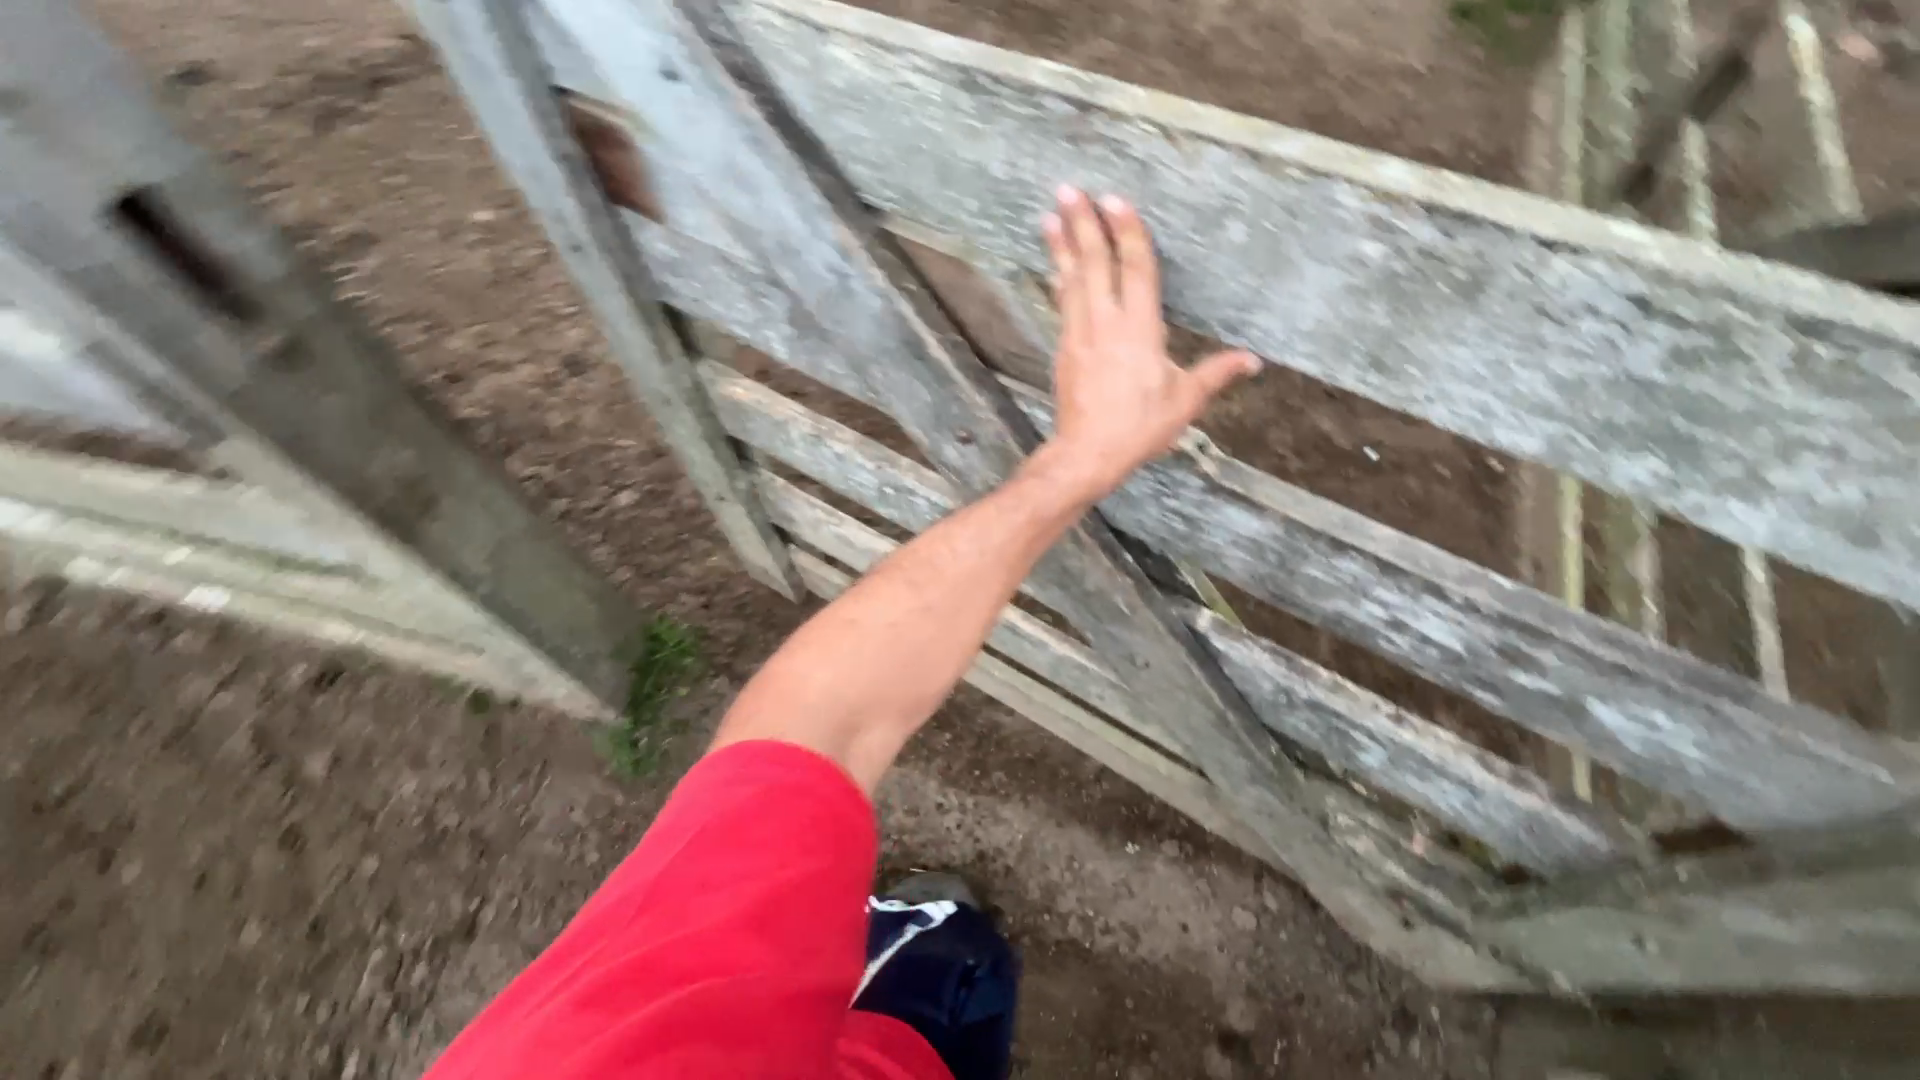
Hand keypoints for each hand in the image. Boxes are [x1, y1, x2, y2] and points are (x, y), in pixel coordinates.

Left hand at [1036, 185, 1258, 501]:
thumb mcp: (1185, 400)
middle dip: (1082, 223)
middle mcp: (1106, 322)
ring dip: (1061, 244)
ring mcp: (1080, 334)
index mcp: (1141, 328)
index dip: (1127, 230)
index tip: (1114, 199)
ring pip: (1071, 279)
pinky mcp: (1064, 349)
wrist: (1088, 452)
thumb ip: (1216, 373)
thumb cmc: (1139, 427)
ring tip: (1051, 214)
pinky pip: (1062, 303)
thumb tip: (1252, 361)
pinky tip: (1055, 266)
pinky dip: (1058, 279)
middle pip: (1094, 262)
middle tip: (1068, 188)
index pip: (1136, 267)